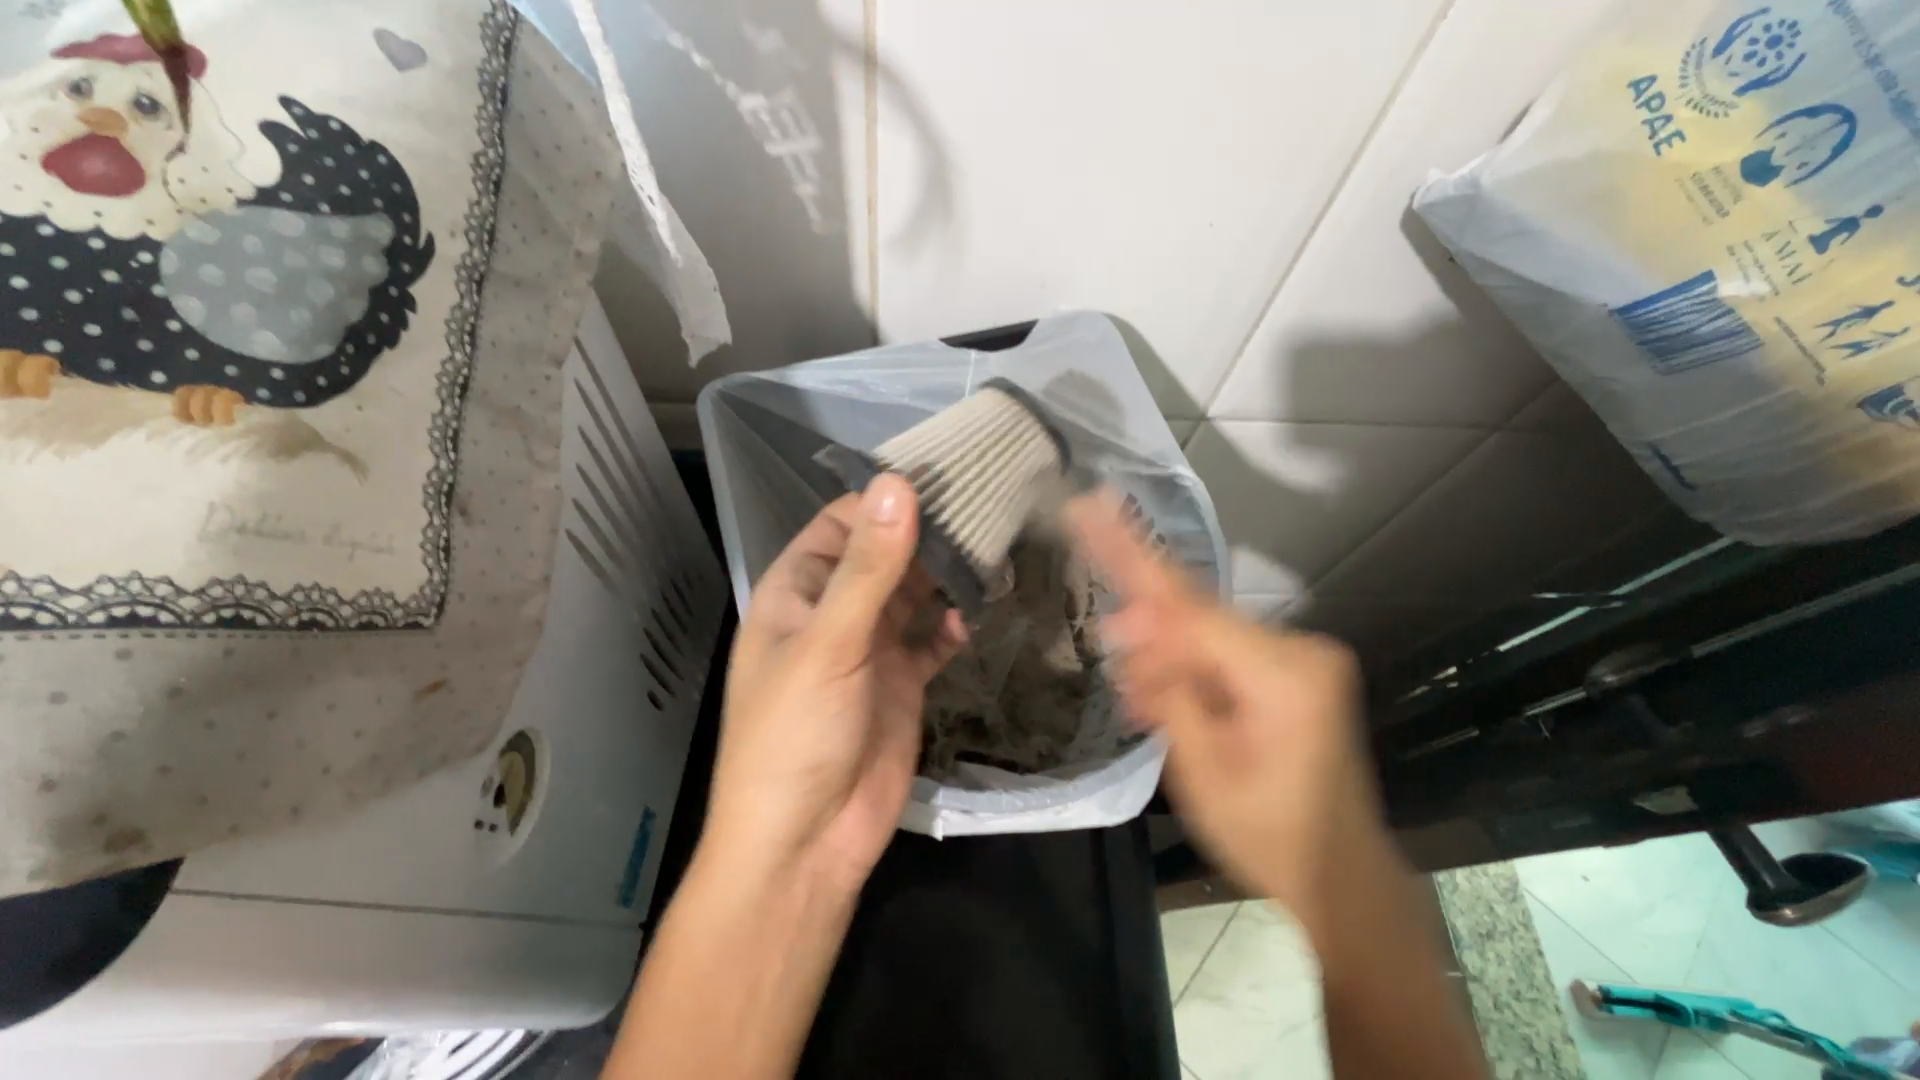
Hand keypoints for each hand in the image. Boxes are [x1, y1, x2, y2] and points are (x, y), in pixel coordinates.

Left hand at [704, 474, 966, 894]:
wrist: (806, 842)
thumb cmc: (796, 735)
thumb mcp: (830, 644)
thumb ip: (869, 568)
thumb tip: (897, 484)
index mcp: (796, 594)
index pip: (840, 525)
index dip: (884, 501)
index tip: (942, 475)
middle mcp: (833, 614)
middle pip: (883, 557)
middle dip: (925, 535)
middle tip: (985, 506)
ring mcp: (868, 650)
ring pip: (912, 596)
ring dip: (944, 578)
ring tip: (992, 551)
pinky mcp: (900, 684)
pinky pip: (931, 642)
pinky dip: (952, 627)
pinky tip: (976, 616)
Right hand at [1067, 493, 1385, 933]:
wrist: (1341, 877)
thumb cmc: (1268, 836)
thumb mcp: (1202, 771)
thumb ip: (1167, 689)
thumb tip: (1130, 625)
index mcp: (1283, 675)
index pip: (1189, 604)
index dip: (1133, 556)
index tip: (1090, 507)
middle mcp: (1298, 649)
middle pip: (1195, 617)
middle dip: (1146, 641)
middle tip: (1128, 699)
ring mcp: (1301, 658)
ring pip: (1206, 636)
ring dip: (1165, 664)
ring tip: (1144, 715)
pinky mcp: (1294, 671)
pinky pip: (1224, 654)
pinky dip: (1190, 673)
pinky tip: (1168, 704)